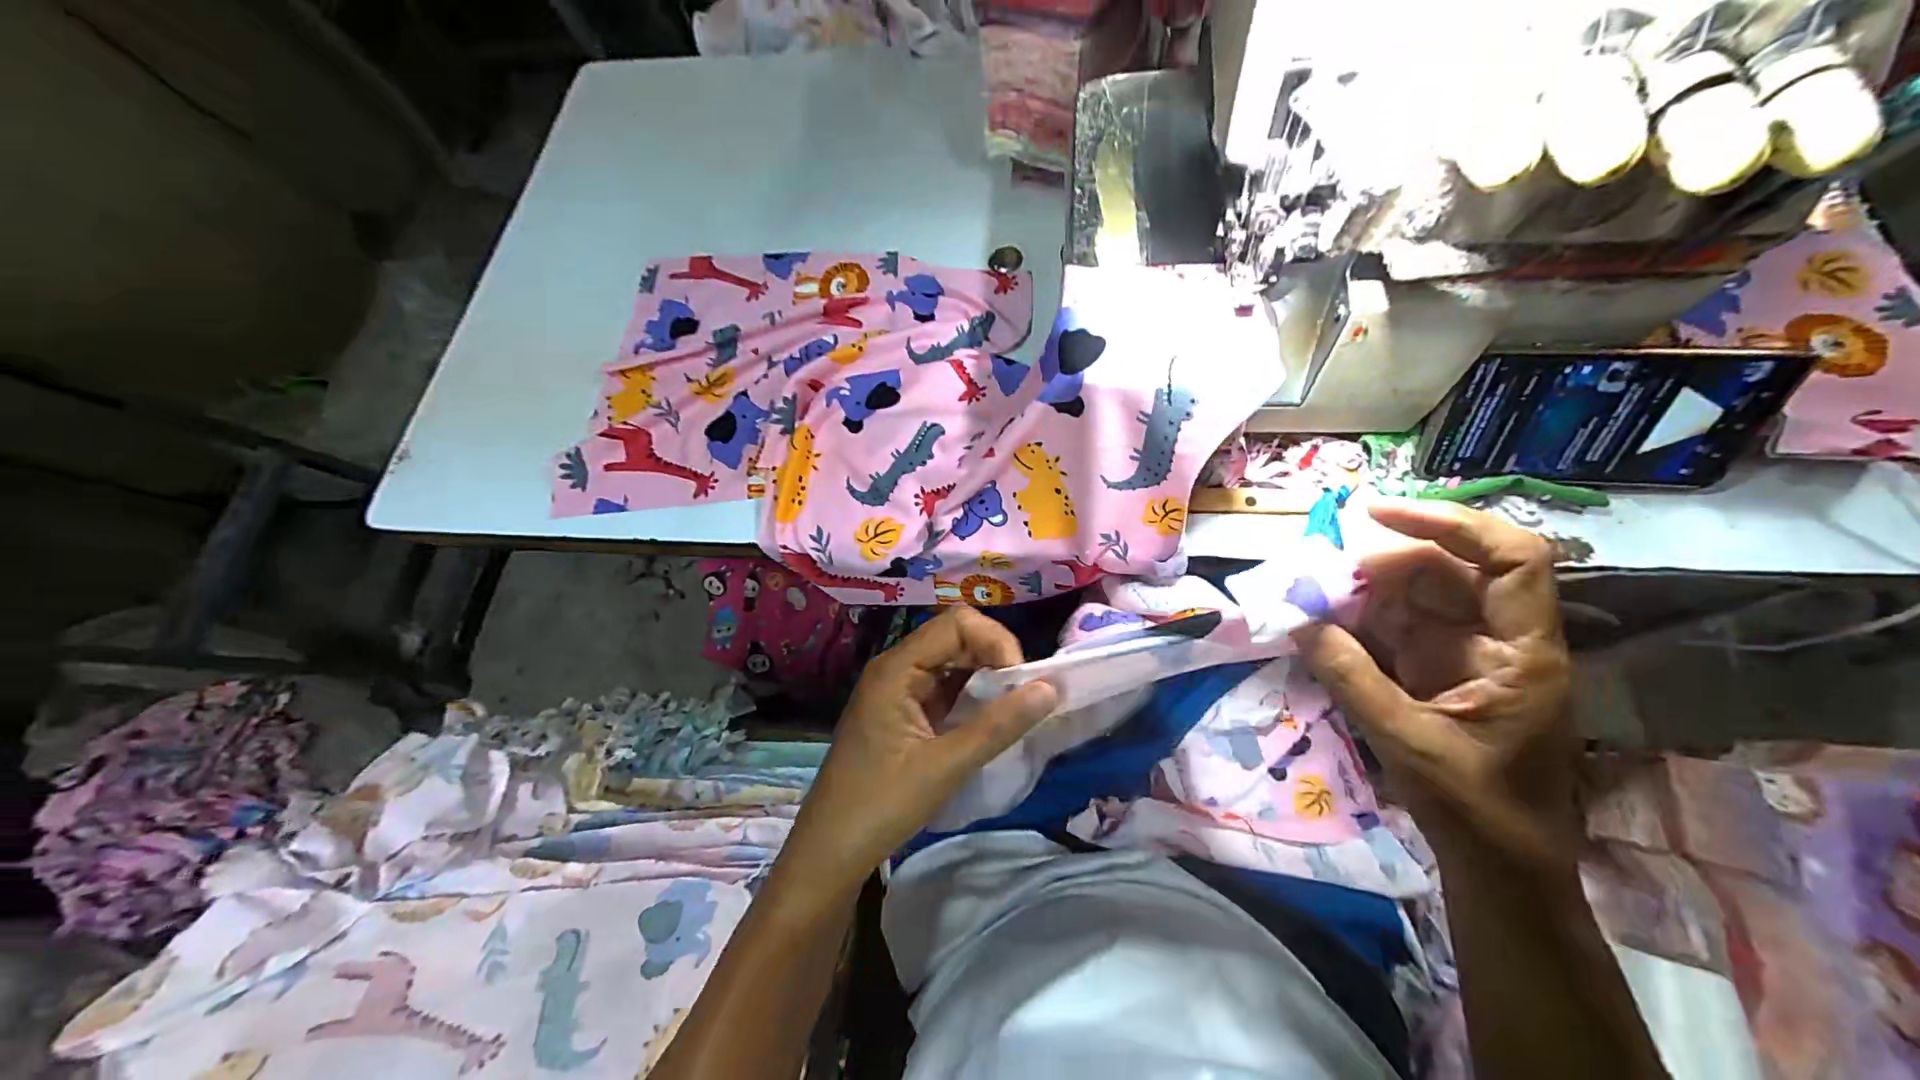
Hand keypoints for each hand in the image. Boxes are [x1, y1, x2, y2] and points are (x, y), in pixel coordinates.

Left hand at [776, 609, 1058, 896]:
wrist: (830, 851)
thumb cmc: (881, 805)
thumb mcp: (946, 766)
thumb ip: (998, 725)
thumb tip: (1051, 688)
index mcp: (897, 668)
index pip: (957, 623)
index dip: (996, 642)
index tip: (1019, 684)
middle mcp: (896, 668)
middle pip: (956, 637)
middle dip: (995, 658)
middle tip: (1021, 698)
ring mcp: (898, 690)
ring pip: (953, 663)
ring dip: (986, 678)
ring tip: (1011, 710)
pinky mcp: (903, 712)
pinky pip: (944, 688)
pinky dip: (972, 697)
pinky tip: (989, 722)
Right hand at [1297, 498, 1576, 868]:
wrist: (1501, 867)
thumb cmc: (1477, 809)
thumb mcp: (1410, 743)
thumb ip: (1352, 678)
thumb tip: (1299, 621)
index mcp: (1523, 653)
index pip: (1512, 559)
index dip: (1452, 524)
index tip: (1380, 514)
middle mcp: (1498, 640)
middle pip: (1447, 572)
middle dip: (1380, 566)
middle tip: (1316, 574)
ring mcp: (1465, 655)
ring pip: (1414, 598)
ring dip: (1360, 593)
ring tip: (1307, 597)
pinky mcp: (1436, 672)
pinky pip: (1394, 629)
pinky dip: (1356, 623)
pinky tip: (1319, 625)